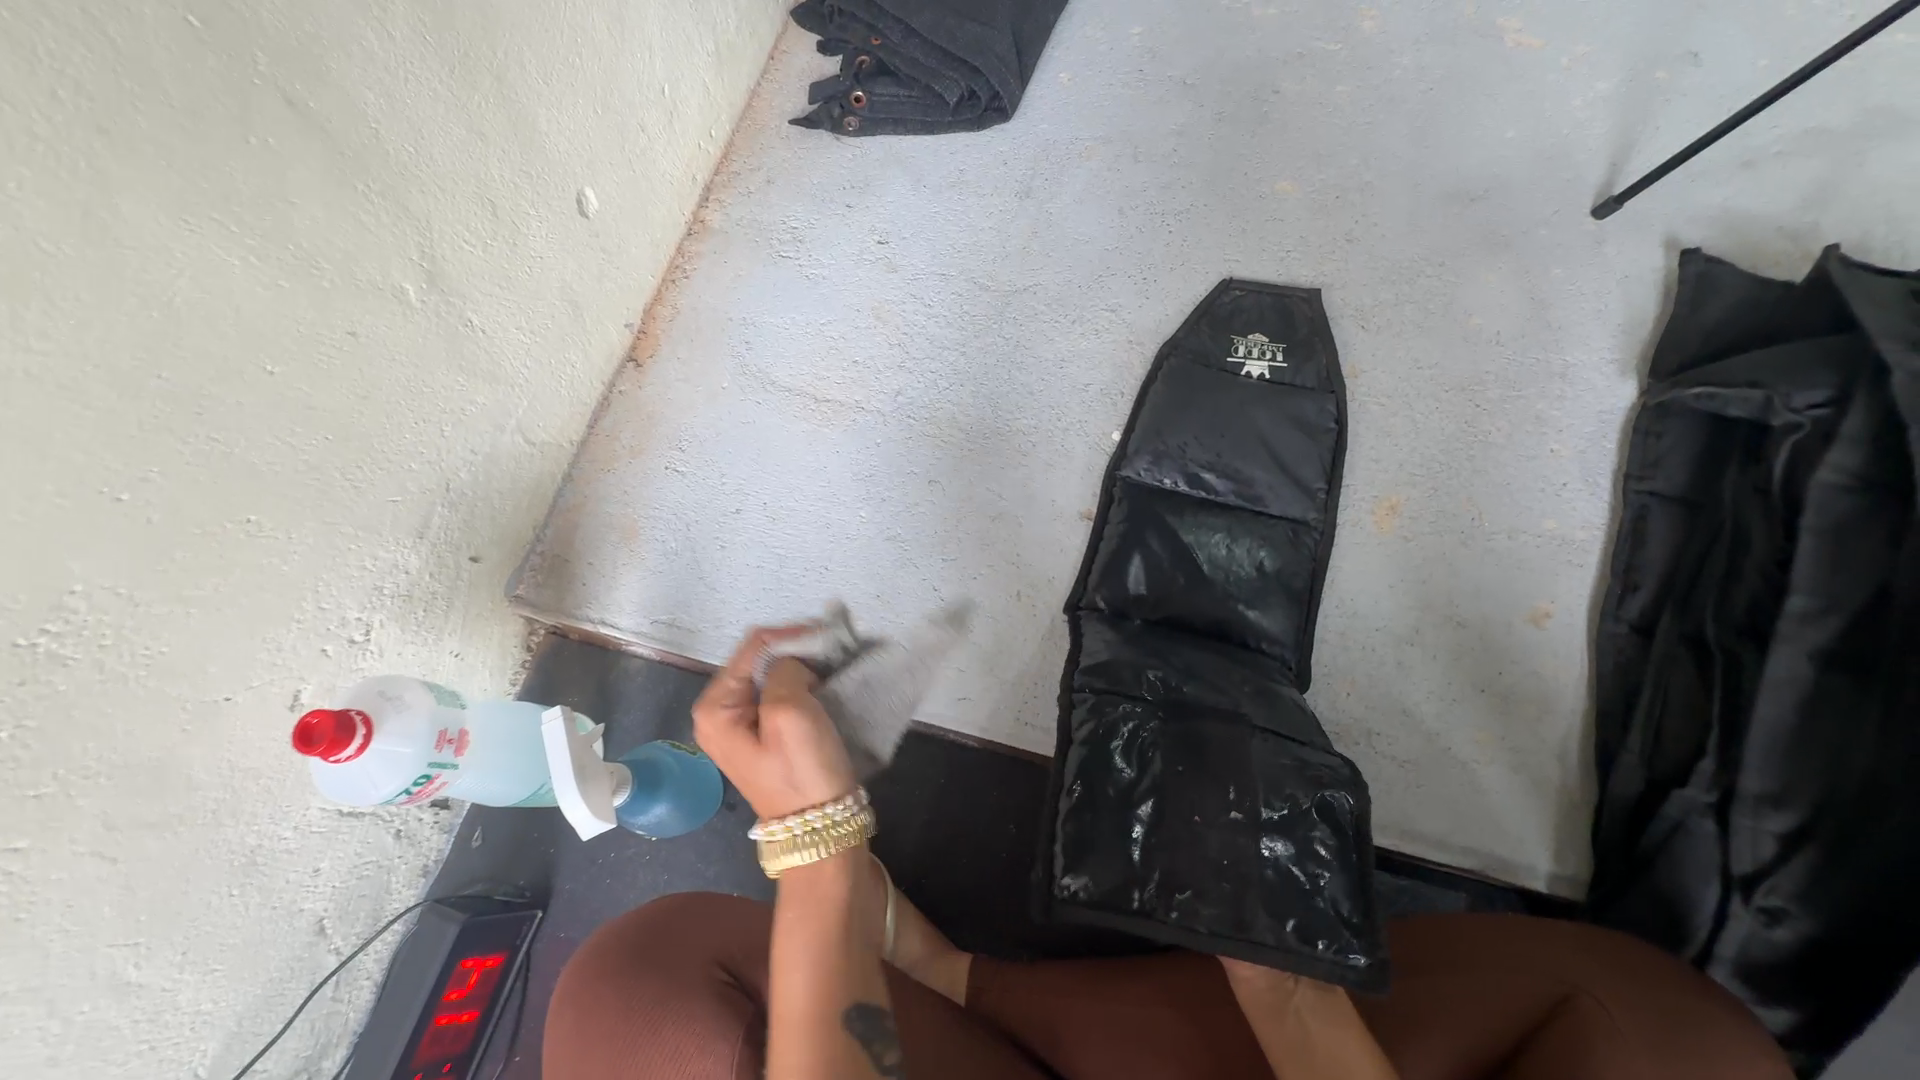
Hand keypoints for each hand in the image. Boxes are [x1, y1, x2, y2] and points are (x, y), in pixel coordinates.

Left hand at [693, 625, 857, 819]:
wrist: (822, 827)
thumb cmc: (801, 772)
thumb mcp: (790, 713)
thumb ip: (784, 671)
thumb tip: (792, 664)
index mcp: (715, 708)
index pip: (751, 648)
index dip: (788, 637)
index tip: (825, 635)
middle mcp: (718, 714)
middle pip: (758, 661)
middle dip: (793, 653)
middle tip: (829, 652)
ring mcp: (740, 726)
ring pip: (772, 677)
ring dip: (800, 669)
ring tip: (829, 667)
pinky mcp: (763, 735)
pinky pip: (780, 696)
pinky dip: (801, 686)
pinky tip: (822, 688)